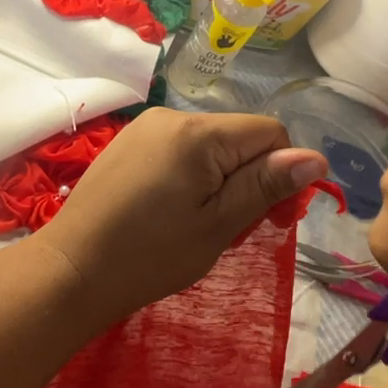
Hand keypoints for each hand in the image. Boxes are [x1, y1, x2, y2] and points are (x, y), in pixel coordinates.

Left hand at [32, 108, 326, 328]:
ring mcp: (144, 129)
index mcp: (197, 132)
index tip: (274, 223)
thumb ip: (265, 187)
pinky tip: (175, 215)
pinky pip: (180, 152)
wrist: (71, 270)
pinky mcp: (127, 145)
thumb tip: (316, 157)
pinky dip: (193, 179)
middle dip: (251, 182)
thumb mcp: (217, 225)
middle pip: (239, 139)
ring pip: (211, 148)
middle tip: (233, 232)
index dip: (284, 175)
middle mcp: (171, 117)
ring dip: (222, 183)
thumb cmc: (149, 255)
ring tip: (202, 228)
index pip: (270, 133)